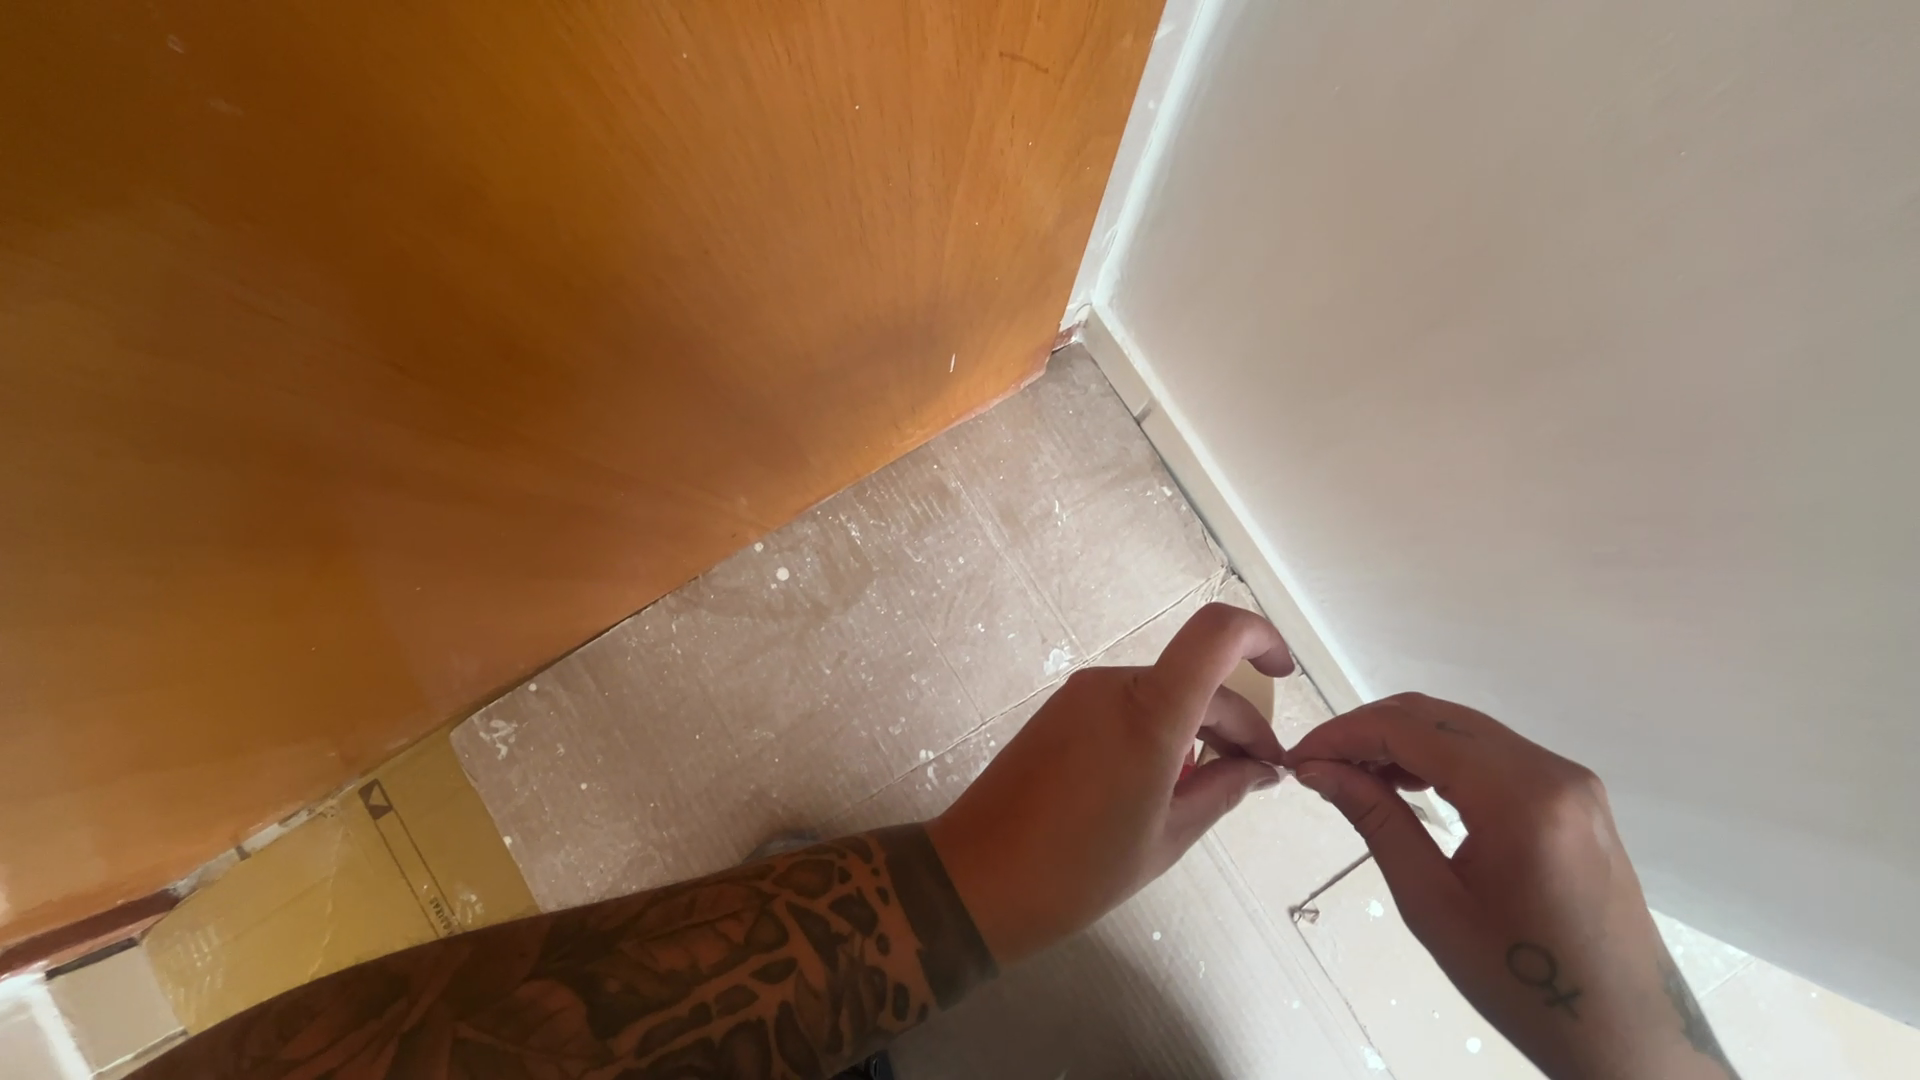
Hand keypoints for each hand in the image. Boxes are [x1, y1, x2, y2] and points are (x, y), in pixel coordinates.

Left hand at [926, 603, 1294, 964]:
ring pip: (1162, 692)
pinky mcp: (1061, 708)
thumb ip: (1222, 790)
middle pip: (1196, 677)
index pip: (1217, 633)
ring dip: (1197, 725)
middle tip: (1255, 775)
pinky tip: (1162, 777)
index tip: (1283, 674)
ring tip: (1210, 783)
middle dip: (1236, 719)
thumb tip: (1262, 769)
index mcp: (1149, 712)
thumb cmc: (1080, 868)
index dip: (1261, 637)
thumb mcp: (1168, 837)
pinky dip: (1159, 726)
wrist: (980, 874)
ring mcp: (1081, 693)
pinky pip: (1127, 703)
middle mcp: (1114, 686)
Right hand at [1288, 693, 1737, 1079]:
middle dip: (1365, 731)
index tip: (1296, 759)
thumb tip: (1314, 767)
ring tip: (1351, 776)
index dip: (1343, 735)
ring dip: (1396, 740)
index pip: (1409, 731)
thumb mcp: (1431, 902)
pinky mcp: (1571, 796)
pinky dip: (1434, 755)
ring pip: (1458, 727)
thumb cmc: (1521, 983)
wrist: (1631, 1042)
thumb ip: (1374, 818)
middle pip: (1434, 716)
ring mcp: (1567, 780)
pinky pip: (1487, 751)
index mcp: (1520, 796)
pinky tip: (1402, 784)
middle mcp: (1550, 770)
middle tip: (1316, 766)